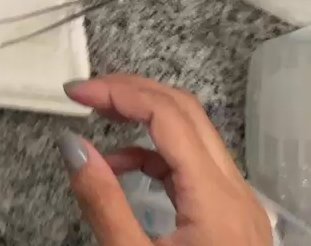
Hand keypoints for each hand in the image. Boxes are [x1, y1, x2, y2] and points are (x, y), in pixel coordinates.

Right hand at [58, 75, 270, 245]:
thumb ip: (102, 202)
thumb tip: (70, 143)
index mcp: (216, 200)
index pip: (166, 113)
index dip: (117, 91)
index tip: (73, 94)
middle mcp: (236, 193)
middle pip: (185, 110)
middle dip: (131, 91)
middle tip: (85, 95)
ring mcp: (239, 207)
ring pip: (192, 132)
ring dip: (143, 117)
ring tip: (97, 122)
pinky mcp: (231, 220)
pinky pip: (193, 164)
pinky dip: (154, 152)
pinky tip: (121, 167)